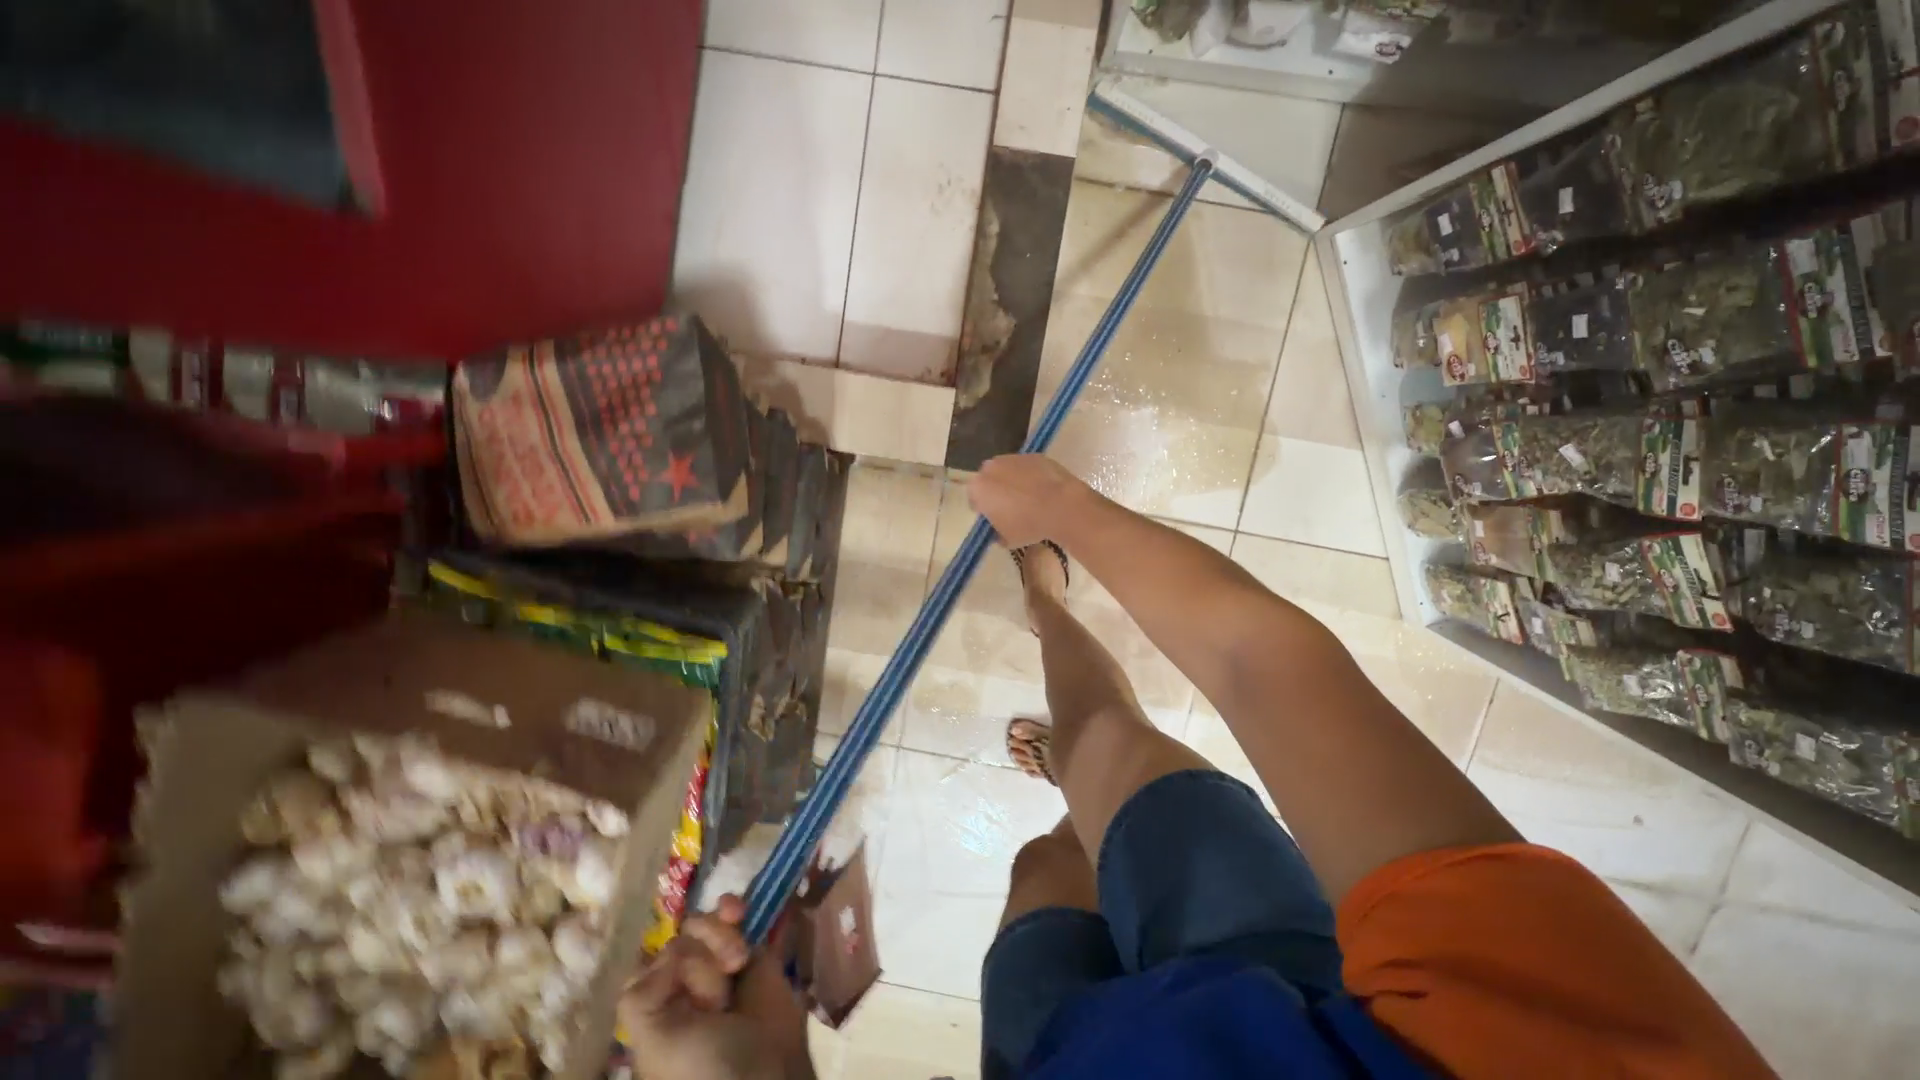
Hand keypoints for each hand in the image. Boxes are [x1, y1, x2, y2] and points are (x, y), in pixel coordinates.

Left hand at [619, 896, 811, 1079]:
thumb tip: (675, 950)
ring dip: (720, 933)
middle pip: (684, 937)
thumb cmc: (703, 1065)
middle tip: (717, 997)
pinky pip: (737, 919)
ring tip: (738, 961)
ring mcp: (718, 966)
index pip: (652, 956)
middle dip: (700, 958)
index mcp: (653, 1002)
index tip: (683, 985)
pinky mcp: (752, 956)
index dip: (669, 963)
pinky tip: (739, 910)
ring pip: (709, 924)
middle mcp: (683, 981)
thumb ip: (642, 994)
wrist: (767, 1077)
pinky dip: (734, 908)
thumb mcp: (655, 1040)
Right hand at [967, 454, 1090, 548]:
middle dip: (997, 492)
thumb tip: (1000, 531)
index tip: (995, 520)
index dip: (985, 511)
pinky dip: (1032, 476)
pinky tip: (1043, 490)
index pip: (974, 500)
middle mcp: (991, 467)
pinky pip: (1027, 468)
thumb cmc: (1028, 525)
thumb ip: (997, 533)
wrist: (1061, 505)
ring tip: (1030, 499)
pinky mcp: (1034, 455)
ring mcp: (1013, 457)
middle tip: (1011, 508)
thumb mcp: (1007, 540)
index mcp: (978, 488)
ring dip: (1014, 482)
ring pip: (1008, 471)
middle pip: (989, 480)